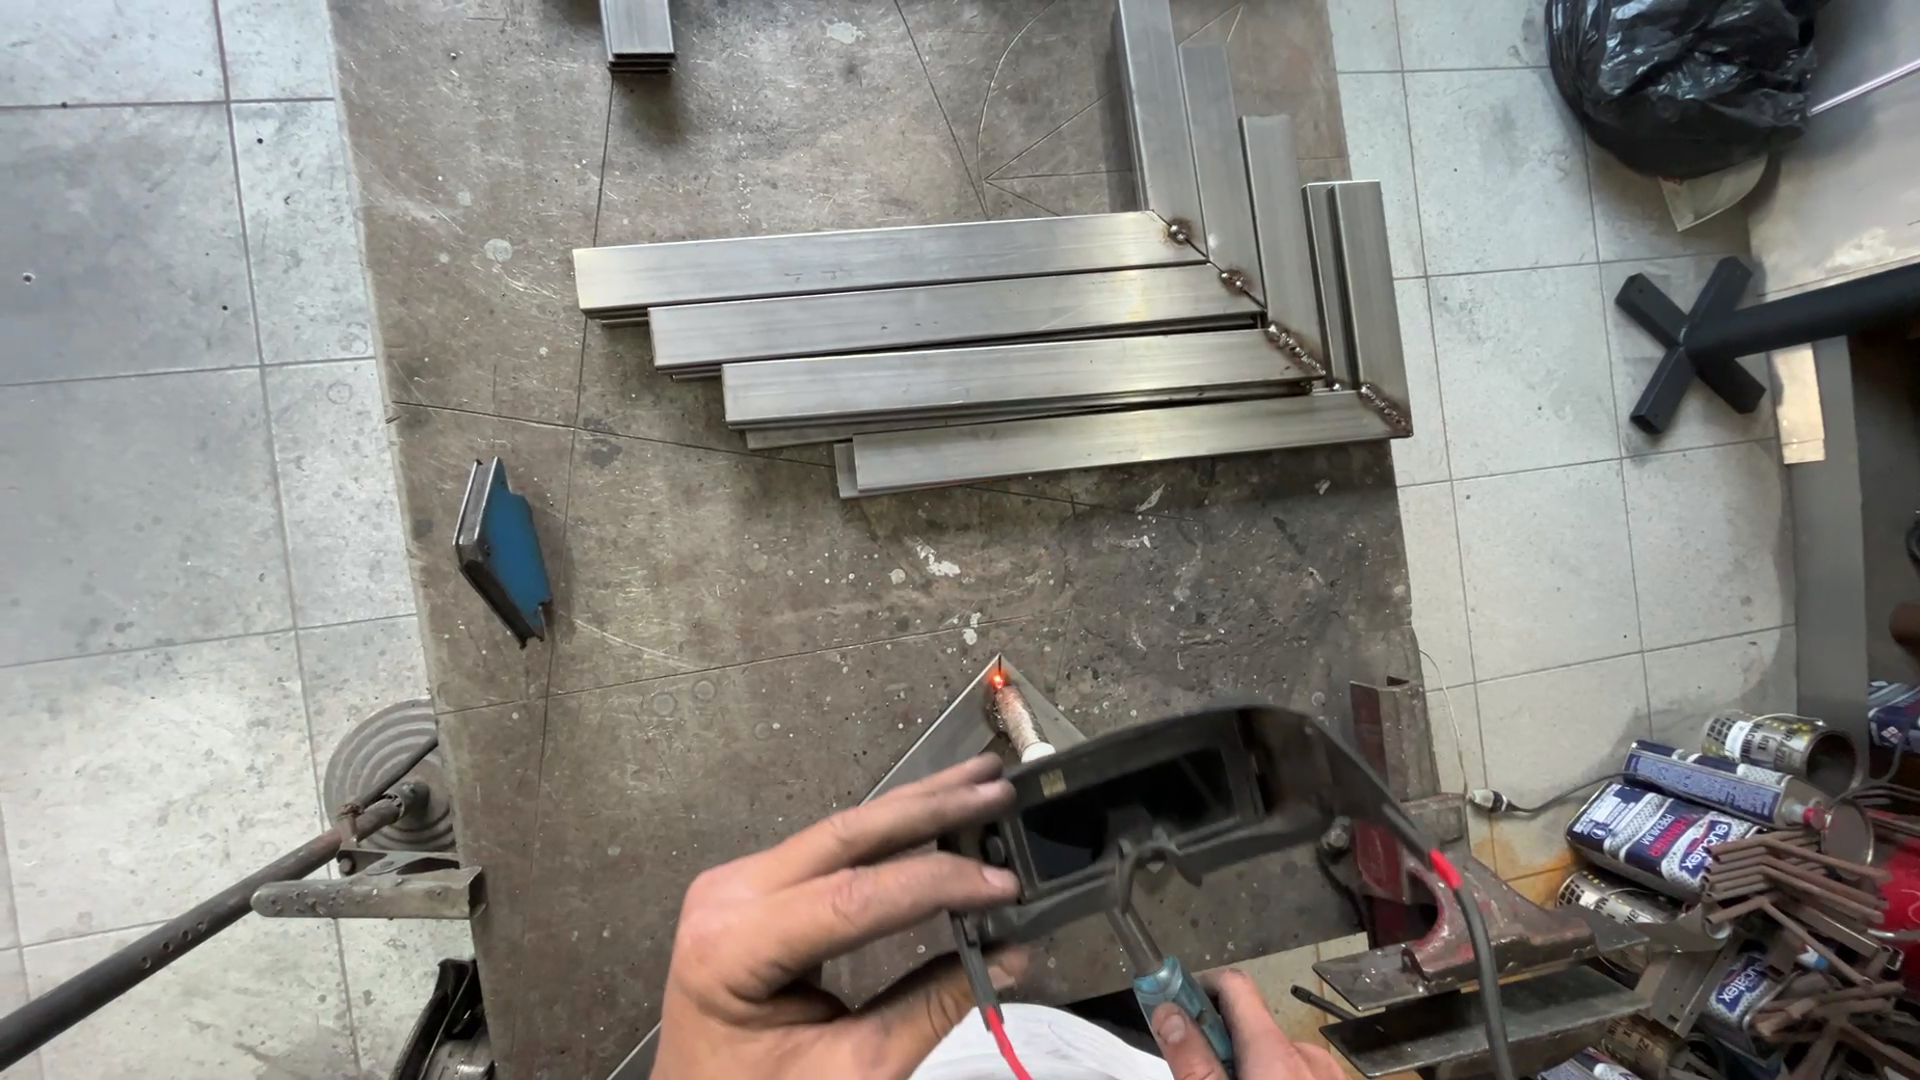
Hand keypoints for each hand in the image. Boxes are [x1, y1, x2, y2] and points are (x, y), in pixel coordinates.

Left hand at [651, 754, 1028, 1078]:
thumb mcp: (850, 1071)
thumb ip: (930, 1006)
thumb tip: (1011, 953)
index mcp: (733, 947)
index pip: (852, 897)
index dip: (936, 882)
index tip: (1006, 884)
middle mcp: (730, 891)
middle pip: (848, 837)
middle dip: (932, 810)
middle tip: (996, 790)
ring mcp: (739, 878)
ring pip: (845, 828)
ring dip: (917, 803)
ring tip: (977, 776)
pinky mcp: (757, 878)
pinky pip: (833, 845)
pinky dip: (891, 826)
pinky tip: (931, 803)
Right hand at [1151, 970, 1345, 1079]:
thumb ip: (1193, 1061)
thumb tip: (1168, 1010)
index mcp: (1277, 1052)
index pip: (1235, 983)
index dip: (1200, 988)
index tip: (1178, 1013)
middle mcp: (1309, 1056)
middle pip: (1251, 1025)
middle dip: (1222, 1045)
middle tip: (1204, 1077)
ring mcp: (1332, 1078)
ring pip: (1276, 1057)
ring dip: (1252, 1069)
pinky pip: (1301, 1078)